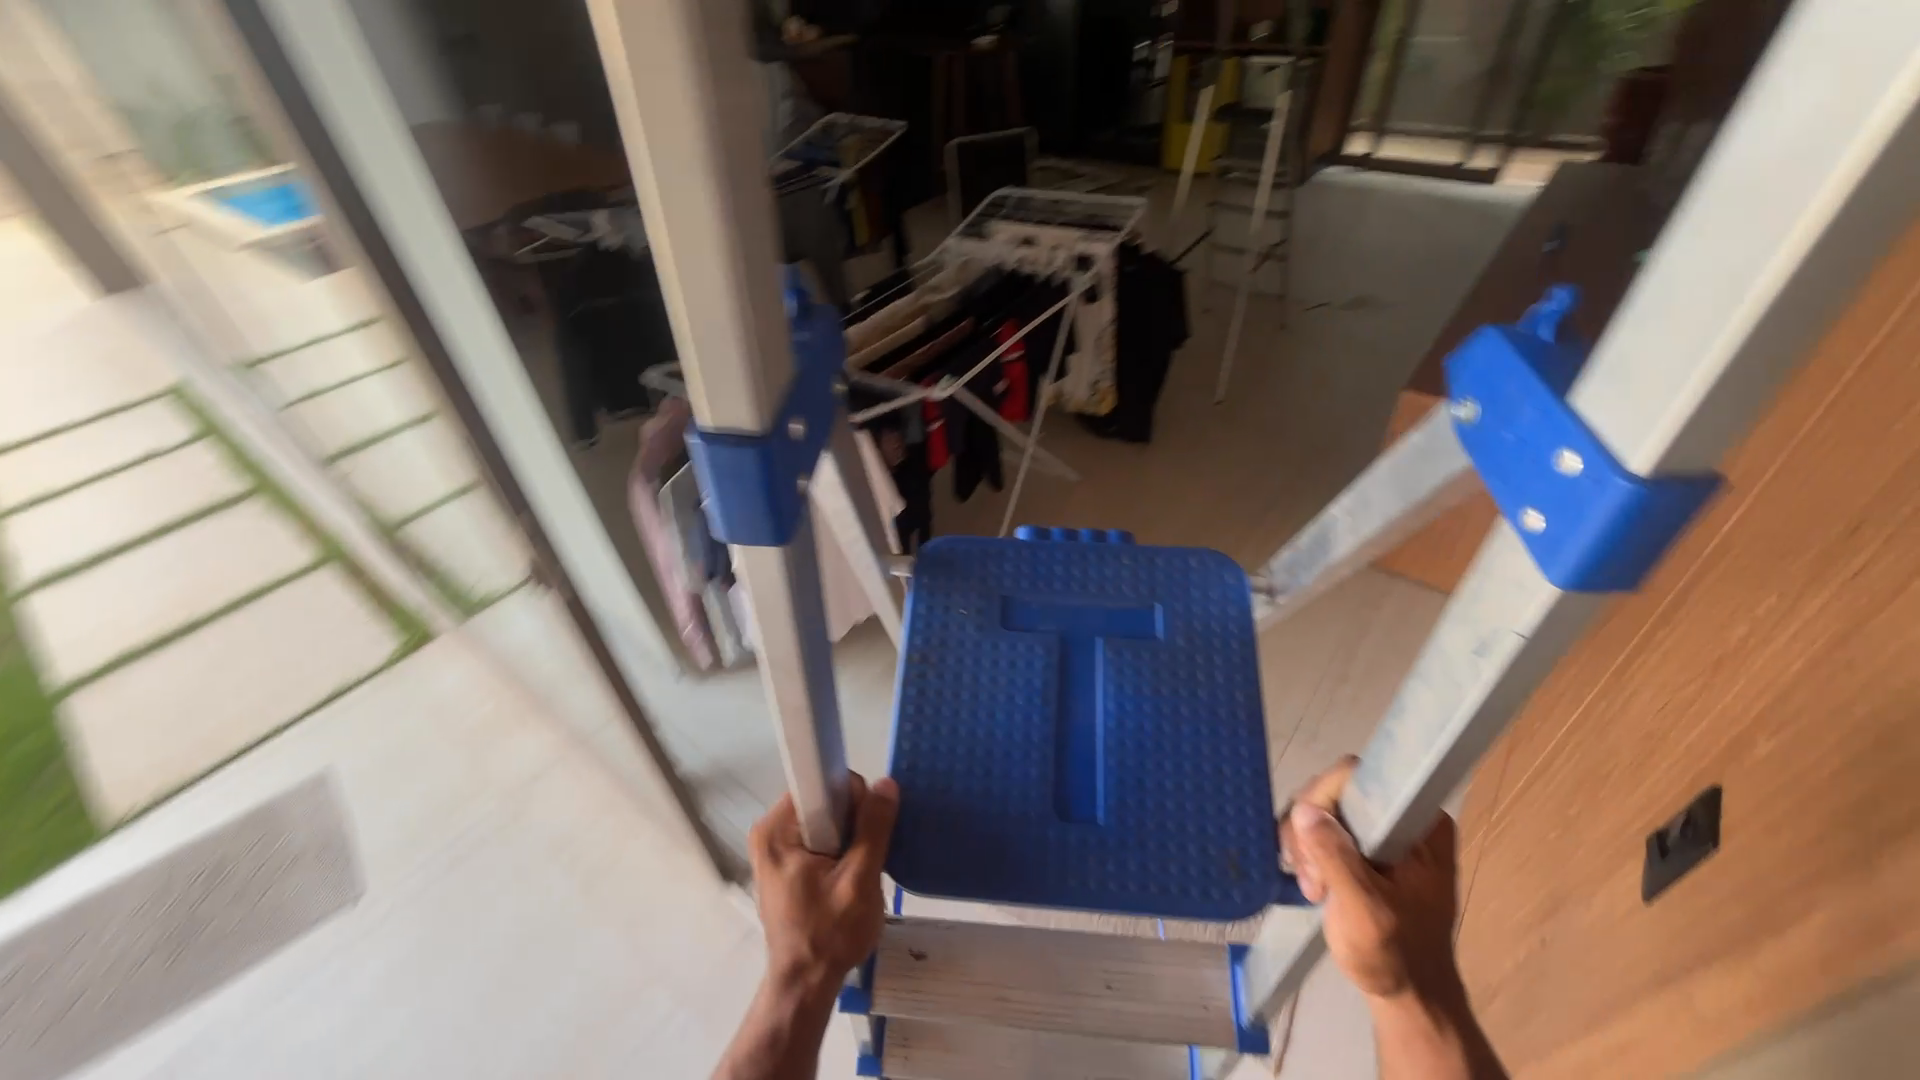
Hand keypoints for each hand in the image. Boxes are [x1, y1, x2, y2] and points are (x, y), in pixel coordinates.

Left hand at [747, 773, 900, 996]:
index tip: (868, 828)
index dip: (852, 798)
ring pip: (827, 821)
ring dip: (850, 840)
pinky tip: (850, 878)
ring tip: (859, 872)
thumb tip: (886, 783)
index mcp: (776, 829)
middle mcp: (769, 833)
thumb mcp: (860, 879)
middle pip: (824, 801)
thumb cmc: (830, 934)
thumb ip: (873, 828)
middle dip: (852, 823)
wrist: (806, 985)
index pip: (821, 783)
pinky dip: (840, 852)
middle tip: (864, 859)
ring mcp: (775, 850)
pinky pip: (821, 839)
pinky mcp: (785, 866)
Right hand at [1278, 756, 1461, 1004]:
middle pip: (1330, 792)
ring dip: (1304, 848)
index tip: (1314, 854)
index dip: (1322, 805)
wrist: (1407, 994)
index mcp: (1418, 822)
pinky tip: (1314, 884)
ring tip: (1314, 889)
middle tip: (1313, 882)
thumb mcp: (1364, 910)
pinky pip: (1319, 826)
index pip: (1355, 779)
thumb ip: (1336, 857)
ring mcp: (1380, 829)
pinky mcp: (1363, 844)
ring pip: (1318, 809)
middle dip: (1309, 835)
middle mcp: (1400, 816)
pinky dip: (1307, 852)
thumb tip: (1304, 810)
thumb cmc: (1395, 955)